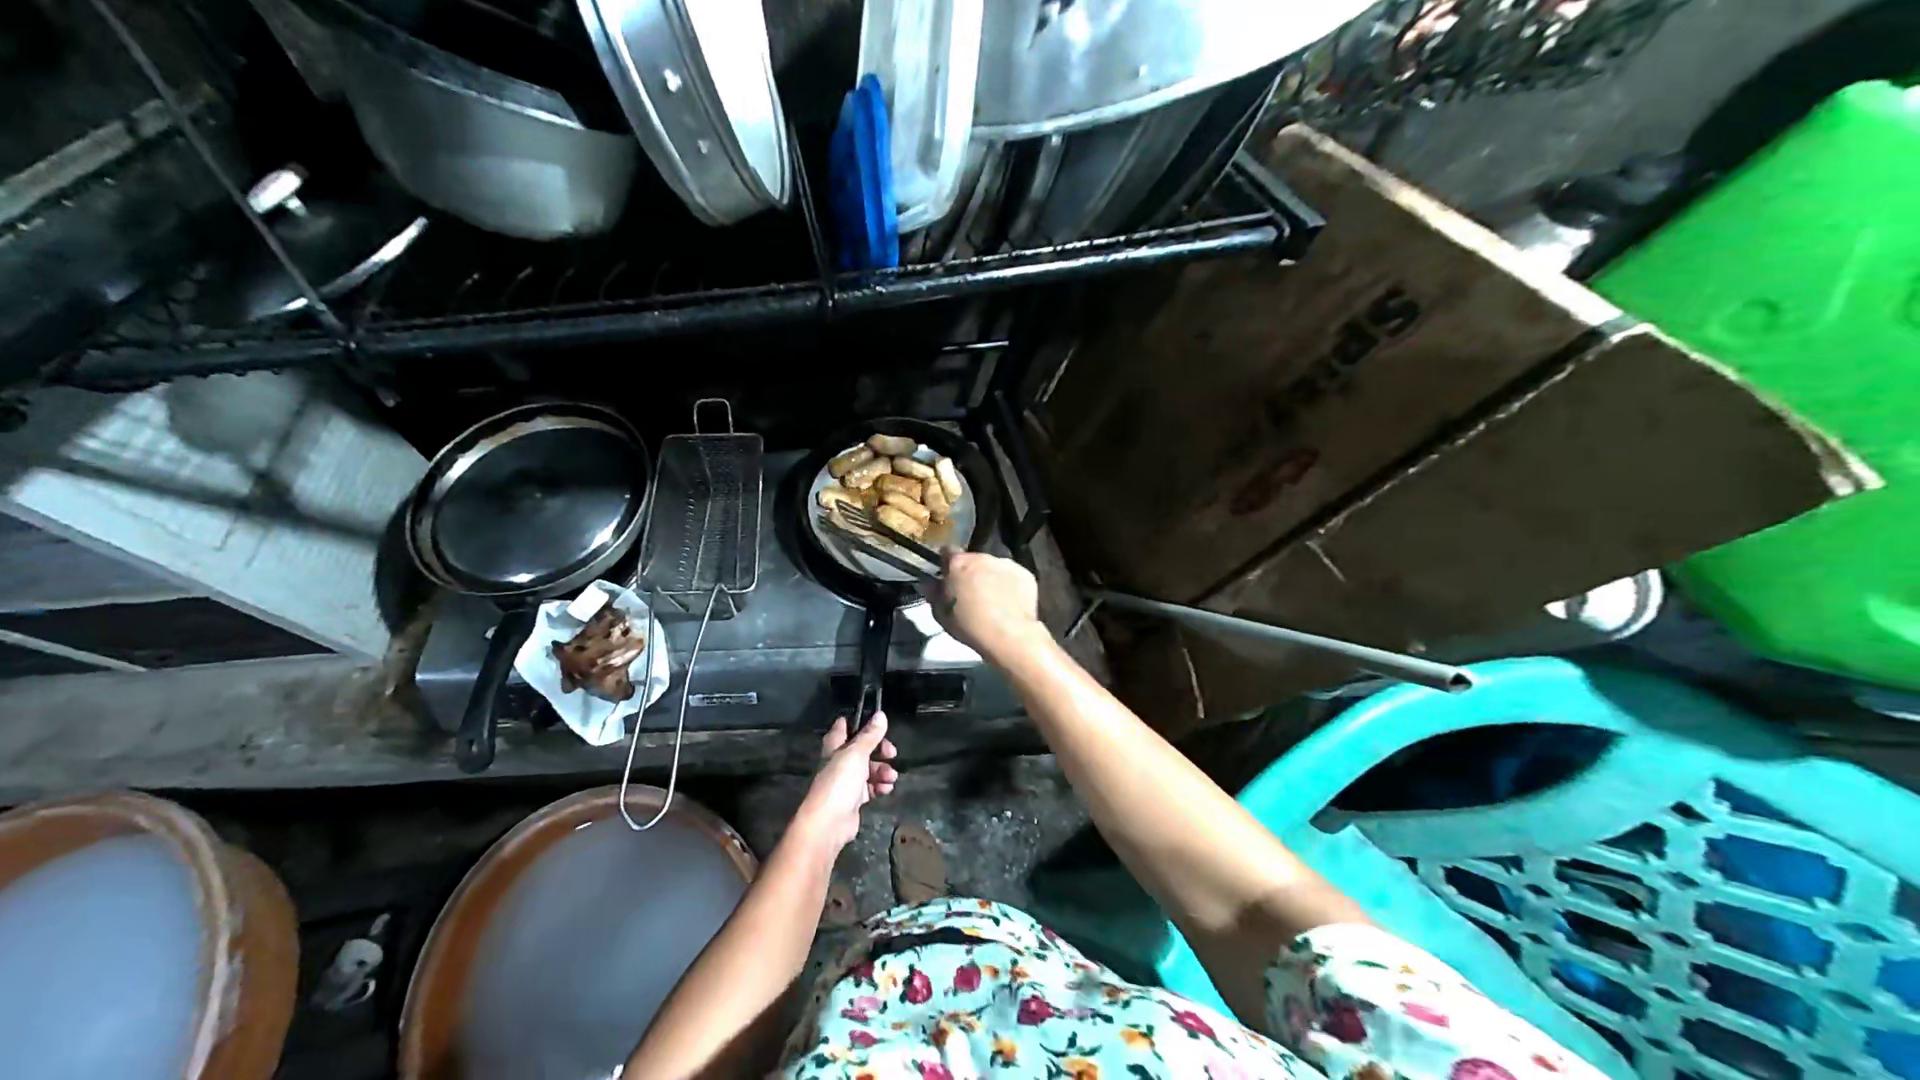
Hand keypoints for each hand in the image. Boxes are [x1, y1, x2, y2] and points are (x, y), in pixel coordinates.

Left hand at [793, 712, 898, 849]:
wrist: (829, 822)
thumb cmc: (839, 781)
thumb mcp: (856, 753)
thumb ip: (870, 735)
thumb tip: (881, 714)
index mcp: (835, 745)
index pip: (845, 726)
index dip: (861, 722)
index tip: (878, 724)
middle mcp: (839, 760)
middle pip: (863, 748)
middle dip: (879, 749)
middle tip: (891, 753)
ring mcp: (846, 780)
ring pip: (869, 768)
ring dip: (883, 770)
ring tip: (890, 778)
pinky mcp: (854, 798)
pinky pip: (870, 786)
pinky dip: (879, 786)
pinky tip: (885, 789)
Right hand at [938, 551, 1047, 662]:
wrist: (1008, 634)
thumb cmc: (969, 625)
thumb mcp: (941, 614)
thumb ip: (933, 593)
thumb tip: (929, 583)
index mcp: (958, 563)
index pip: (947, 551)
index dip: (947, 563)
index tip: (948, 576)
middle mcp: (982, 557)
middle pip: (973, 560)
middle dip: (970, 573)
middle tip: (970, 594)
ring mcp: (1006, 564)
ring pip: (994, 567)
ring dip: (991, 578)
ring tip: (992, 601)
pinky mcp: (1025, 574)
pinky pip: (1013, 576)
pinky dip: (1010, 586)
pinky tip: (1009, 604)